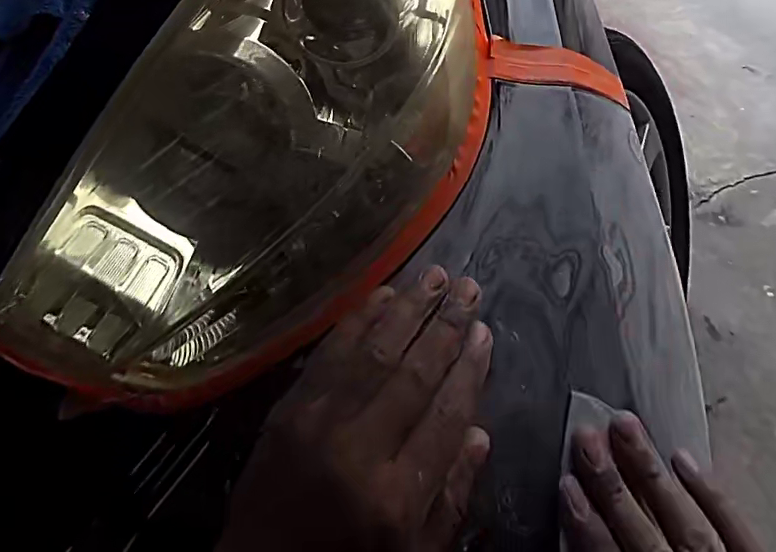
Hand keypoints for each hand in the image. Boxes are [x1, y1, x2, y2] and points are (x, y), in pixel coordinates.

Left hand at [216, 267, 493, 551]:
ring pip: (375, 351)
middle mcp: (359, 449)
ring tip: (434, 276)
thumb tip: (478, 432)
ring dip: (408, 308)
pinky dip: (360, 318)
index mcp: (395, 497)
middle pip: (413, 373)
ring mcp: (320, 420)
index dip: (469, 370)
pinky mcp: (291, 405)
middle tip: (468, 287)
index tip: (484, 332)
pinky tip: (384, 294)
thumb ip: (449, 499)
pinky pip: (332, 350)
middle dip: (445, 325)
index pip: (444, 416)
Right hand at [561, 413, 765, 551]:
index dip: (589, 527)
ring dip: (651, 473)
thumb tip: (578, 537)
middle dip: (613, 485)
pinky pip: (739, 531)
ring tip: (624, 425)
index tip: (567, 485)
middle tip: (586, 437)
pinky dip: (711, 494)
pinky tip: (682, 456)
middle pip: (647, 534)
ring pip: (686, 521)